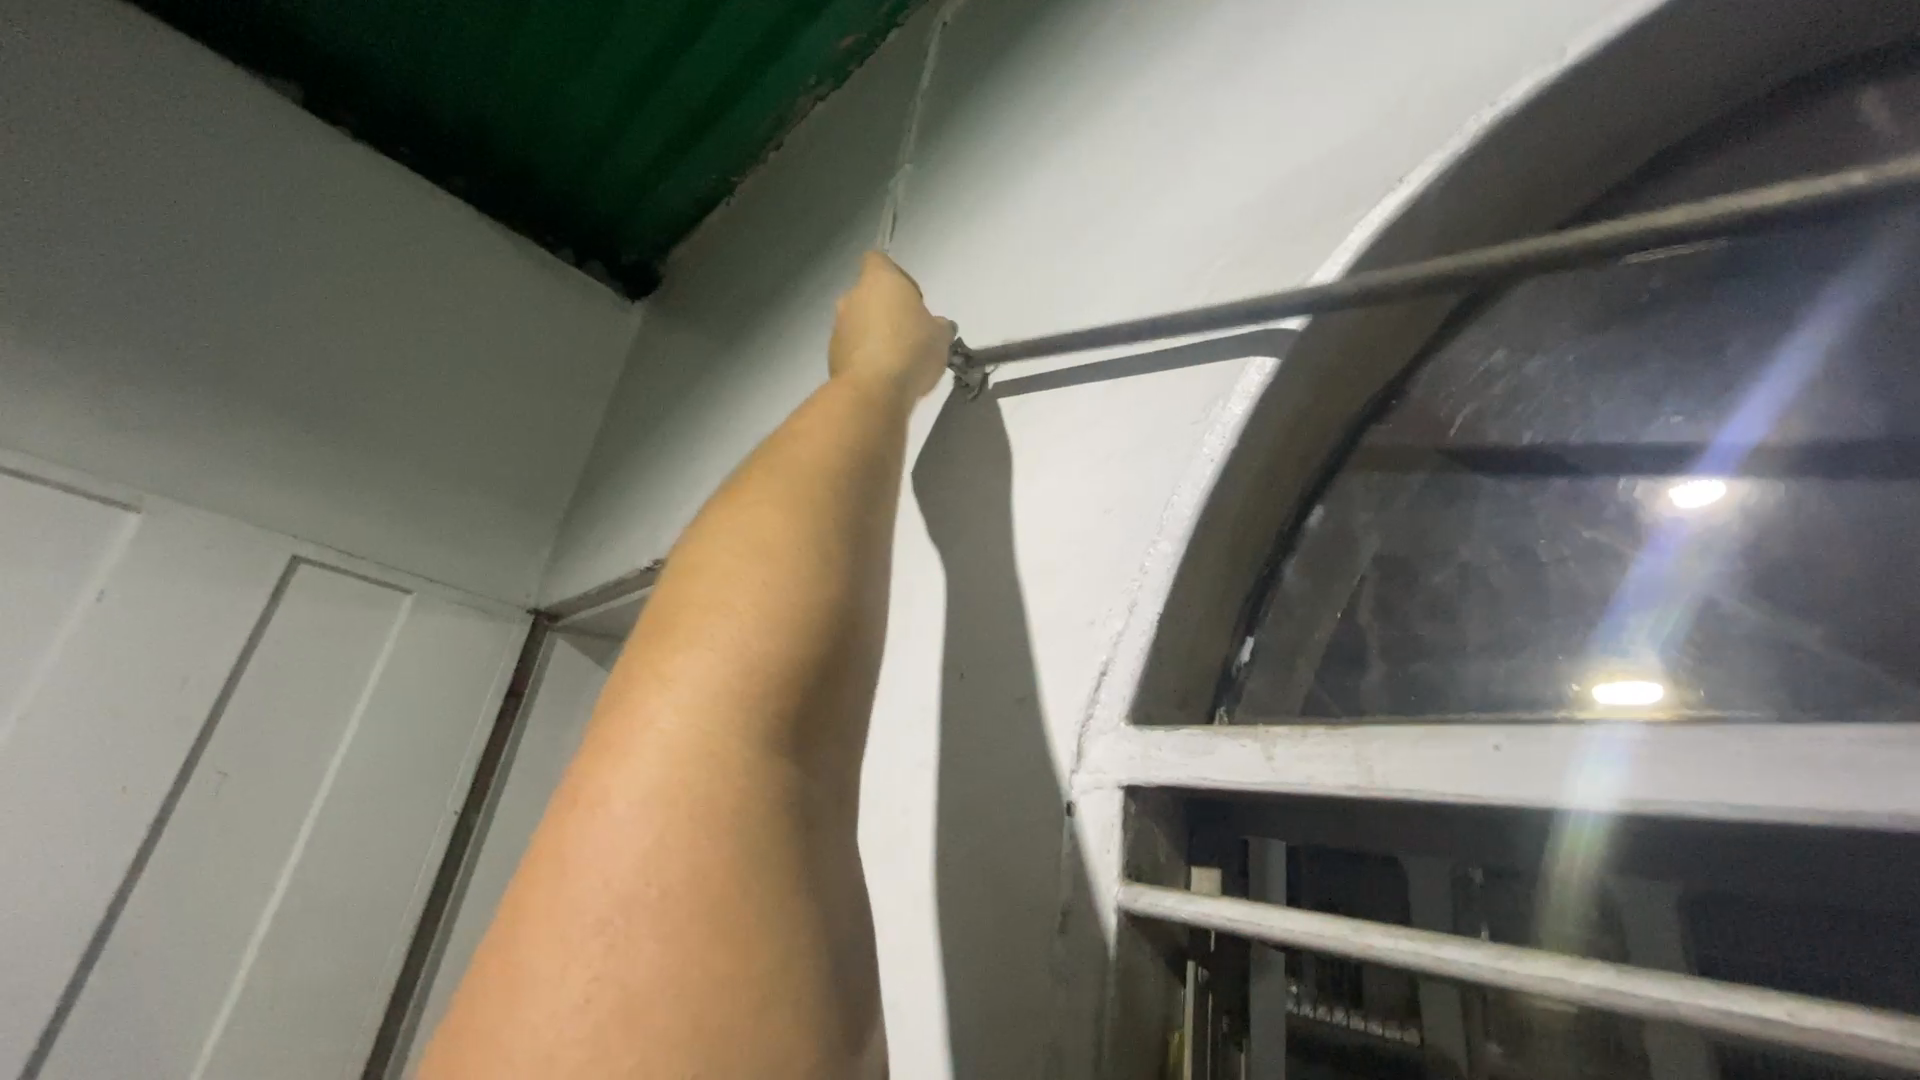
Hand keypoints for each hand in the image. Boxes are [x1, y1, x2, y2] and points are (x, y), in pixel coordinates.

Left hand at [829, 252, 955, 400]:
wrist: (874, 391)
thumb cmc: (911, 351)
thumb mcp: (940, 336)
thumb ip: (939, 325)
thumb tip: (938, 325)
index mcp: (878, 280)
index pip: (878, 260)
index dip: (896, 276)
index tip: (912, 300)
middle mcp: (851, 298)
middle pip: (869, 296)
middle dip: (886, 312)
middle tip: (909, 335)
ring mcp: (838, 328)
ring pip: (859, 324)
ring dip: (875, 337)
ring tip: (898, 362)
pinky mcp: (832, 356)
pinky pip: (853, 350)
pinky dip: (865, 358)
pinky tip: (883, 377)